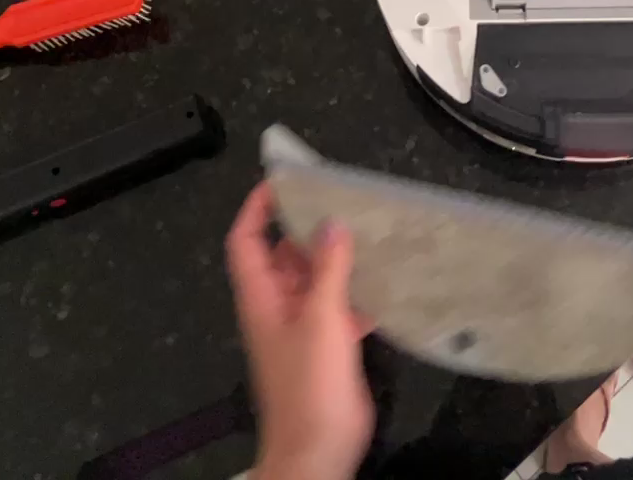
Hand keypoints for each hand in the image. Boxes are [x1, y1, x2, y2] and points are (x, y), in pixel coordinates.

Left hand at [226, 182, 375, 479]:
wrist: (319, 453)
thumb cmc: (309, 384)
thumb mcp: (319, 319)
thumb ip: (327, 268)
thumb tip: (332, 222)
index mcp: (262, 297)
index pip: (246, 241)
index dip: (257, 208)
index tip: (282, 180)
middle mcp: (278, 305)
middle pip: (285, 253)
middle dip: (309, 225)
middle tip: (342, 196)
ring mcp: (303, 324)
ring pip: (317, 276)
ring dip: (338, 256)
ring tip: (369, 226)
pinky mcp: (328, 342)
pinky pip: (340, 303)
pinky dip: (358, 289)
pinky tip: (386, 276)